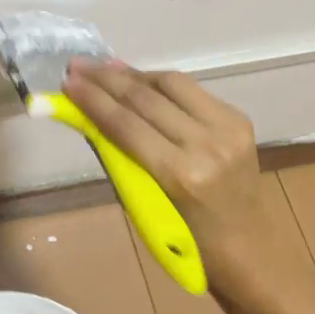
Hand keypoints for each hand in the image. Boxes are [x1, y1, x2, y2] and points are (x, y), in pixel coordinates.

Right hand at [63, 62, 287, 285]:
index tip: (67, 82)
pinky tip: (138, 79)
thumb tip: (91, 116)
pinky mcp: (239, 119)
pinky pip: (192, 92)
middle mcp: (207, 144)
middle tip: (78, 66)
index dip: (93, 100)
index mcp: (180, 175)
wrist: (246, 247)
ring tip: (104, 68)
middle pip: (147, 98)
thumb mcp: (144, 204)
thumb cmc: (185, 241)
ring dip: (134, 74)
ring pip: (172, 84)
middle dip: (107, 79)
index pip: (126, 125)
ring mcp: (228, 128)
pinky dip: (161, 84)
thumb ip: (121, 159)